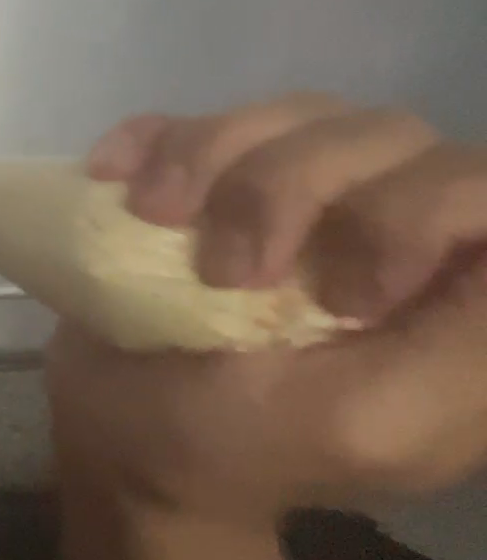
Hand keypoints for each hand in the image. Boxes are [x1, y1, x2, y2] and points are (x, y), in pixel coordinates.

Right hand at [54, 93, 486, 522]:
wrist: (115, 437)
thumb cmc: (232, 445)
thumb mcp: (370, 421)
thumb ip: (465, 341)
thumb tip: (479, 249)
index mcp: (449, 287)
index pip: (483, 186)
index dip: (415, 212)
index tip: (335, 297)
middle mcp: (380, 225)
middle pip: (380, 135)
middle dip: (283, 190)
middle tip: (222, 275)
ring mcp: (278, 197)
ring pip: (284, 114)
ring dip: (203, 158)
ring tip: (151, 217)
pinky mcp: (191, 186)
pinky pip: (179, 120)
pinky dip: (142, 140)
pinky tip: (110, 177)